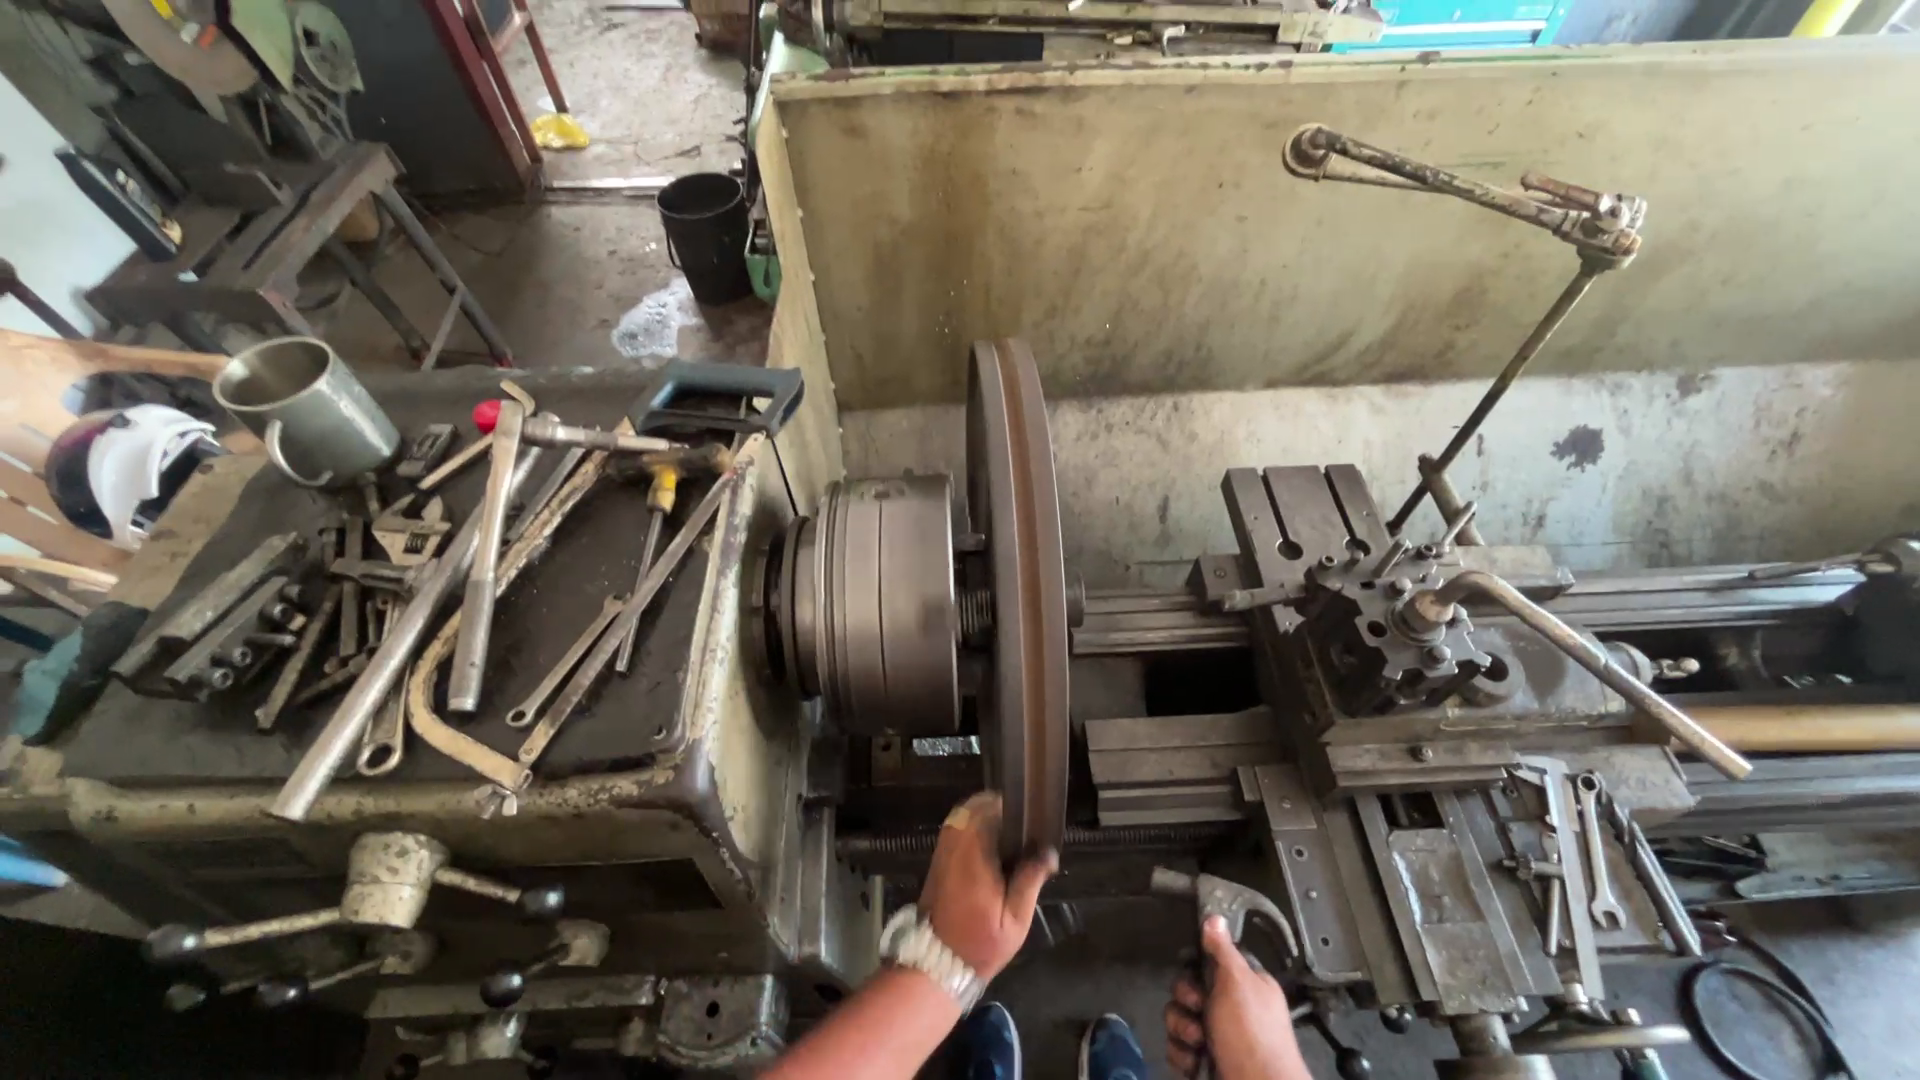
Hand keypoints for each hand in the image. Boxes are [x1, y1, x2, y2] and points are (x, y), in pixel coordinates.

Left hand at [917, 792, 1057, 979]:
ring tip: (1010, 838)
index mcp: (974, 853)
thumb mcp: (1014, 919)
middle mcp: (954, 844)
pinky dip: (973, 829)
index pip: (991, 810)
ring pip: (964, 815)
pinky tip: (991, 850)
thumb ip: (1030, 879)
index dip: (1012, 809)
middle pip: (975, 806)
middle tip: (1022, 830)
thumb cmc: (979, 943)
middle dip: (999, 810)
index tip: (1030, 822)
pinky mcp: (938, 859)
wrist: (936, 962)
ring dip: (985, 817)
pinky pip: (956, 829)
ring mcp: (942, 850)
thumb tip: (1048, 852)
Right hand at [1164, 915, 1308, 1079]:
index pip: (1210, 964)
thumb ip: (1222, 950)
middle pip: (1188, 990)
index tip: (1194, 973)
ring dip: (1182, 1030)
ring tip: (1198, 1044)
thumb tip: (1214, 915)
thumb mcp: (1238, 983)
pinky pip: (1179, 1048)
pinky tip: (1195, 1063)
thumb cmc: (1251, 1034)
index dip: (1196, 967)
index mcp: (1246, 987)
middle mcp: (1231, 1010)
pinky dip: (1183, 1056)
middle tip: (1198, 1010)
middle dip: (1185, 1001)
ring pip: (1179, 1019)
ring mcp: (1216, 1038)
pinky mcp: (1203, 1062)